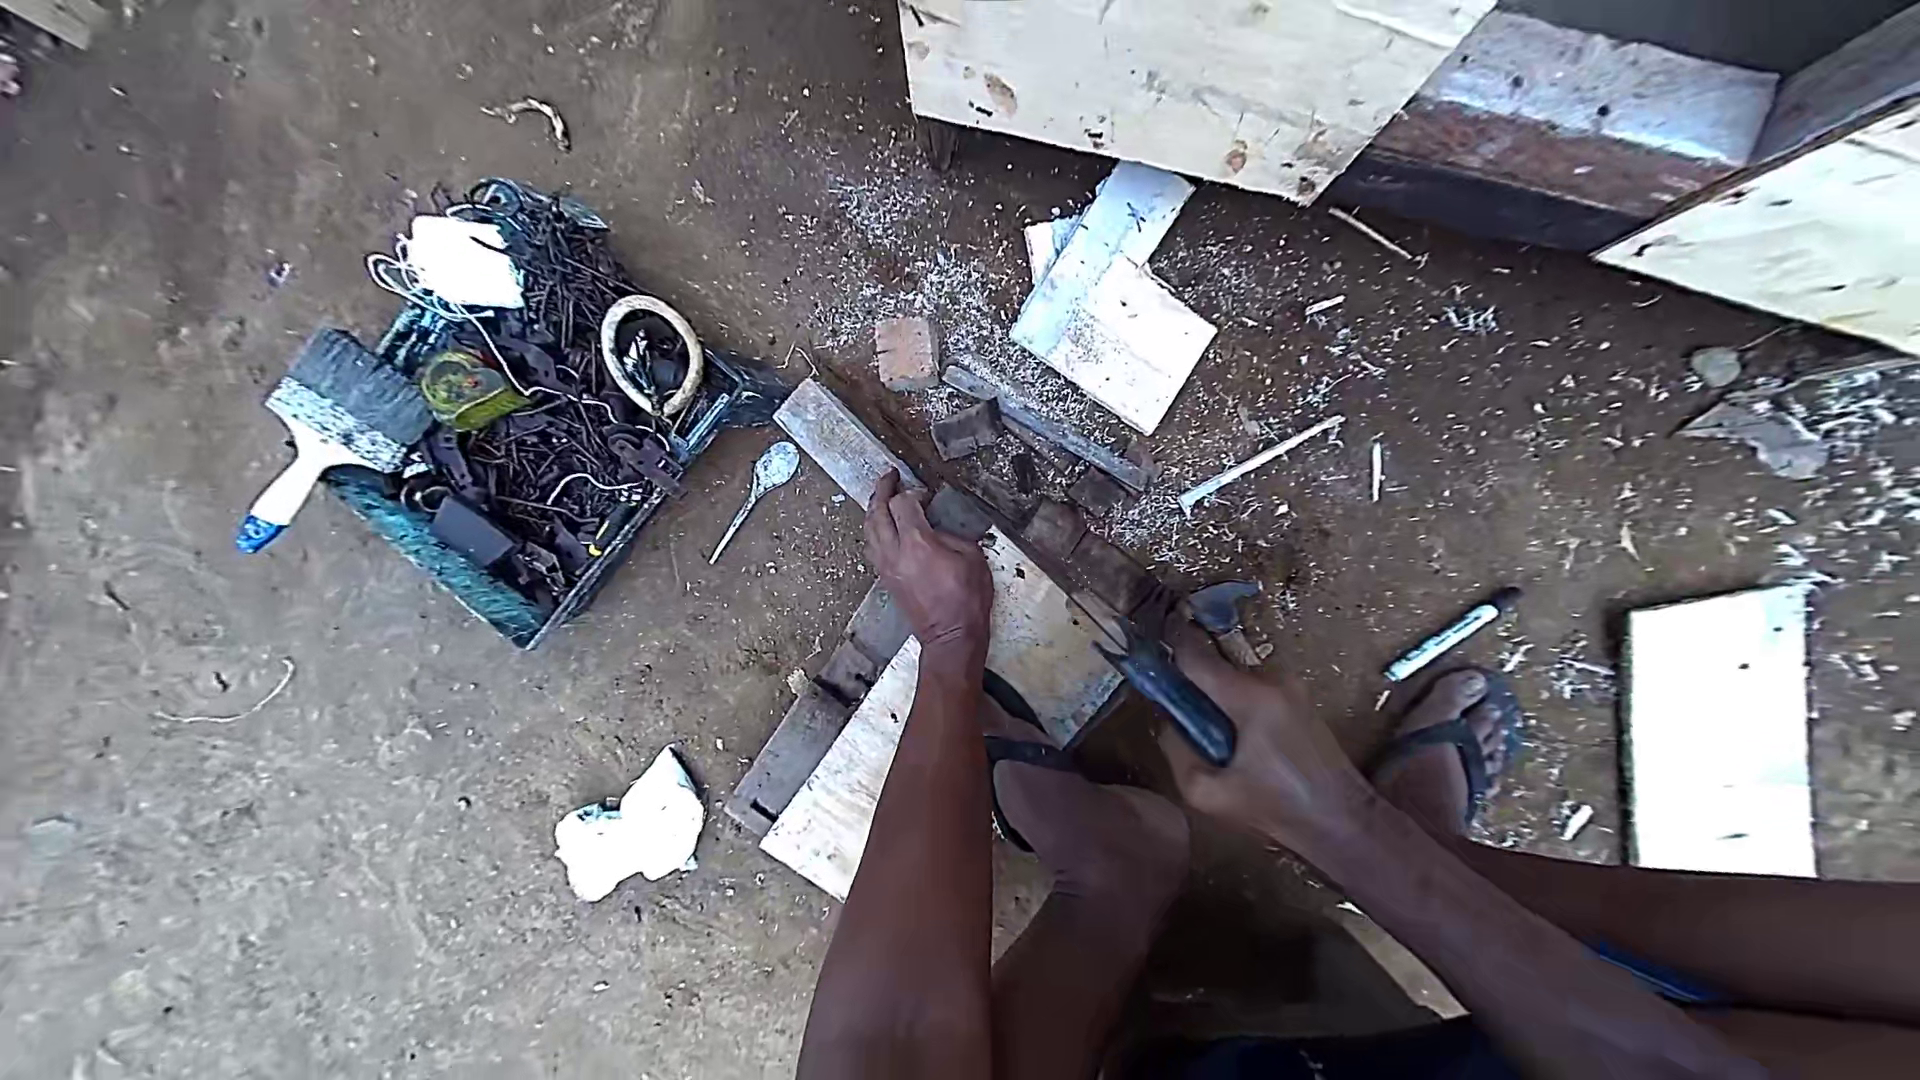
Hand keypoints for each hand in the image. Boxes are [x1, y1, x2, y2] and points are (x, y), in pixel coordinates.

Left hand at [864, 470, 992, 654]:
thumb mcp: (971, 558)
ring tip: (882, 498)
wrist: (951, 636)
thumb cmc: (966, 600)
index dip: (913, 492)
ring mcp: (886, 567)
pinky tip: (882, 527)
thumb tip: (936, 529)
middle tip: (889, 477)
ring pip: (869, 530)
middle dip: (882, 491)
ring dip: (874, 510)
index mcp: (917, 544)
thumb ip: (951, 535)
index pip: (902, 504)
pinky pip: (871, 546)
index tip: (926, 494)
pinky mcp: (885, 579)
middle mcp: (894, 553)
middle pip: (877, 512)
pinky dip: (874, 530)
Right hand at [1156, 621, 1373, 854]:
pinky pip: (1251, 686)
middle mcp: (1270, 678)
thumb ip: (1175, 750)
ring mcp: (1289, 683)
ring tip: (1219, 738)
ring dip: (1217, 696)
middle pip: (1212, 664)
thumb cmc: (1276, 808)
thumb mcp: (1207, 793)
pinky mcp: (1299, 694)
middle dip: (1193, 685)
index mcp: (1248, 697)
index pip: (1194, 654)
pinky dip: (1237, 703)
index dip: (1166, 646)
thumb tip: (1165, 721)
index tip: (1146, 648)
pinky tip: (1243, 738)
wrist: (1345, 821)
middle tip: (1186, 721)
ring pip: (1232, 675)